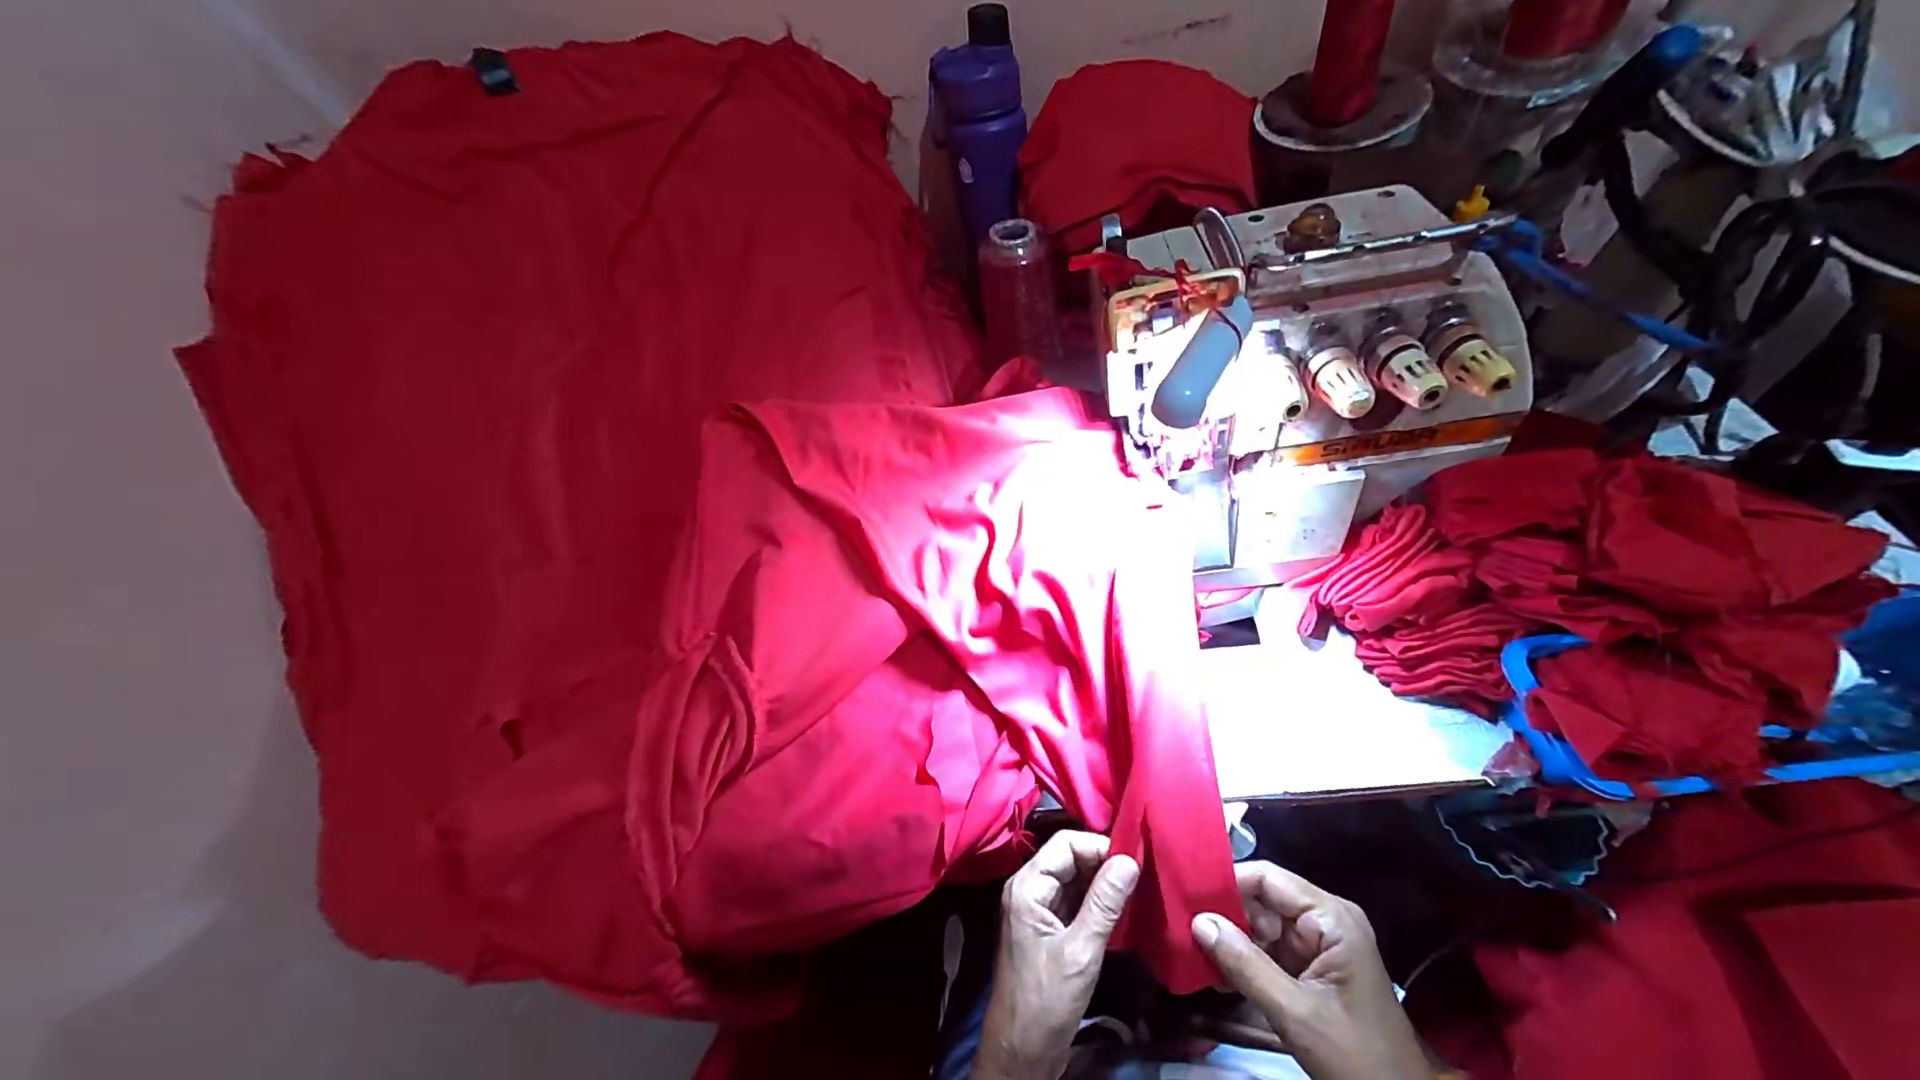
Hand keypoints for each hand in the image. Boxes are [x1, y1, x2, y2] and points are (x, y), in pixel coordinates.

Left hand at [974, 831, 1139, 1079]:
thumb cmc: (1046, 1001)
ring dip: (1104, 880)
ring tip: (1139, 886)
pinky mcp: (1049, 927)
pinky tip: (1123, 906)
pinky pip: (1075, 899)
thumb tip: (1129, 860)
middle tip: (1142, 872)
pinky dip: (1098, 899)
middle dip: (1104, 861)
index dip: (1099, 846)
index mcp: (1027, 886)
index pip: (1065, 843)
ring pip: (1074, 877)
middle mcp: (1029, 888)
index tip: (1134, 860)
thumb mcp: (1081, 952)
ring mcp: (1038, 908)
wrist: (1021, 1052)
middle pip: (1069, 856)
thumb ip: (1104, 904)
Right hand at [1191, 862, 1428, 1079]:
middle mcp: (1324, 920)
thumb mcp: (1296, 1013)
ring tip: (1196, 955)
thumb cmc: (1357, 1055)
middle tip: (1185, 930)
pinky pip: (1268, 949)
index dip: (1227, 882)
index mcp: (1330, 918)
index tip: (1188, 896)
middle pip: (1261, 899)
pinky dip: (1244, 960)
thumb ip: (1245, 965)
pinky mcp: (1311, 966)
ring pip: (1260, 925)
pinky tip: (1217, 974)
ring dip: (1230, 941)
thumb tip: (1198, 922)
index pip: (1268, 878)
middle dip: (1225, 915)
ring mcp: (1319, 943)